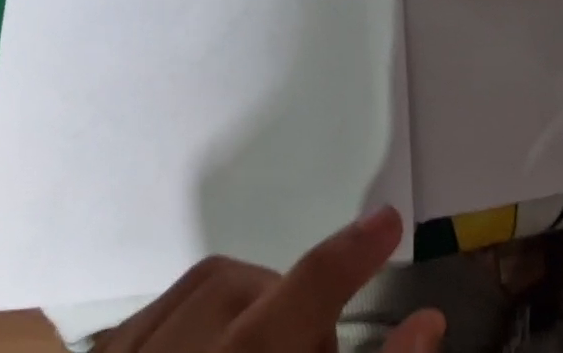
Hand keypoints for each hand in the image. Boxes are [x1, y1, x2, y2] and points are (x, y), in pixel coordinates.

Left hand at [96, 206, 443, 352]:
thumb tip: (428, 323)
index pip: (311, 288)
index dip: (353, 254)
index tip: (388, 222)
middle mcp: (187, 350)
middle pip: (261, 291)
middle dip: (297, 316)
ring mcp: (134, 350)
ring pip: (214, 288)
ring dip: (249, 309)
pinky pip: (166, 306)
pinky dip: (201, 319)